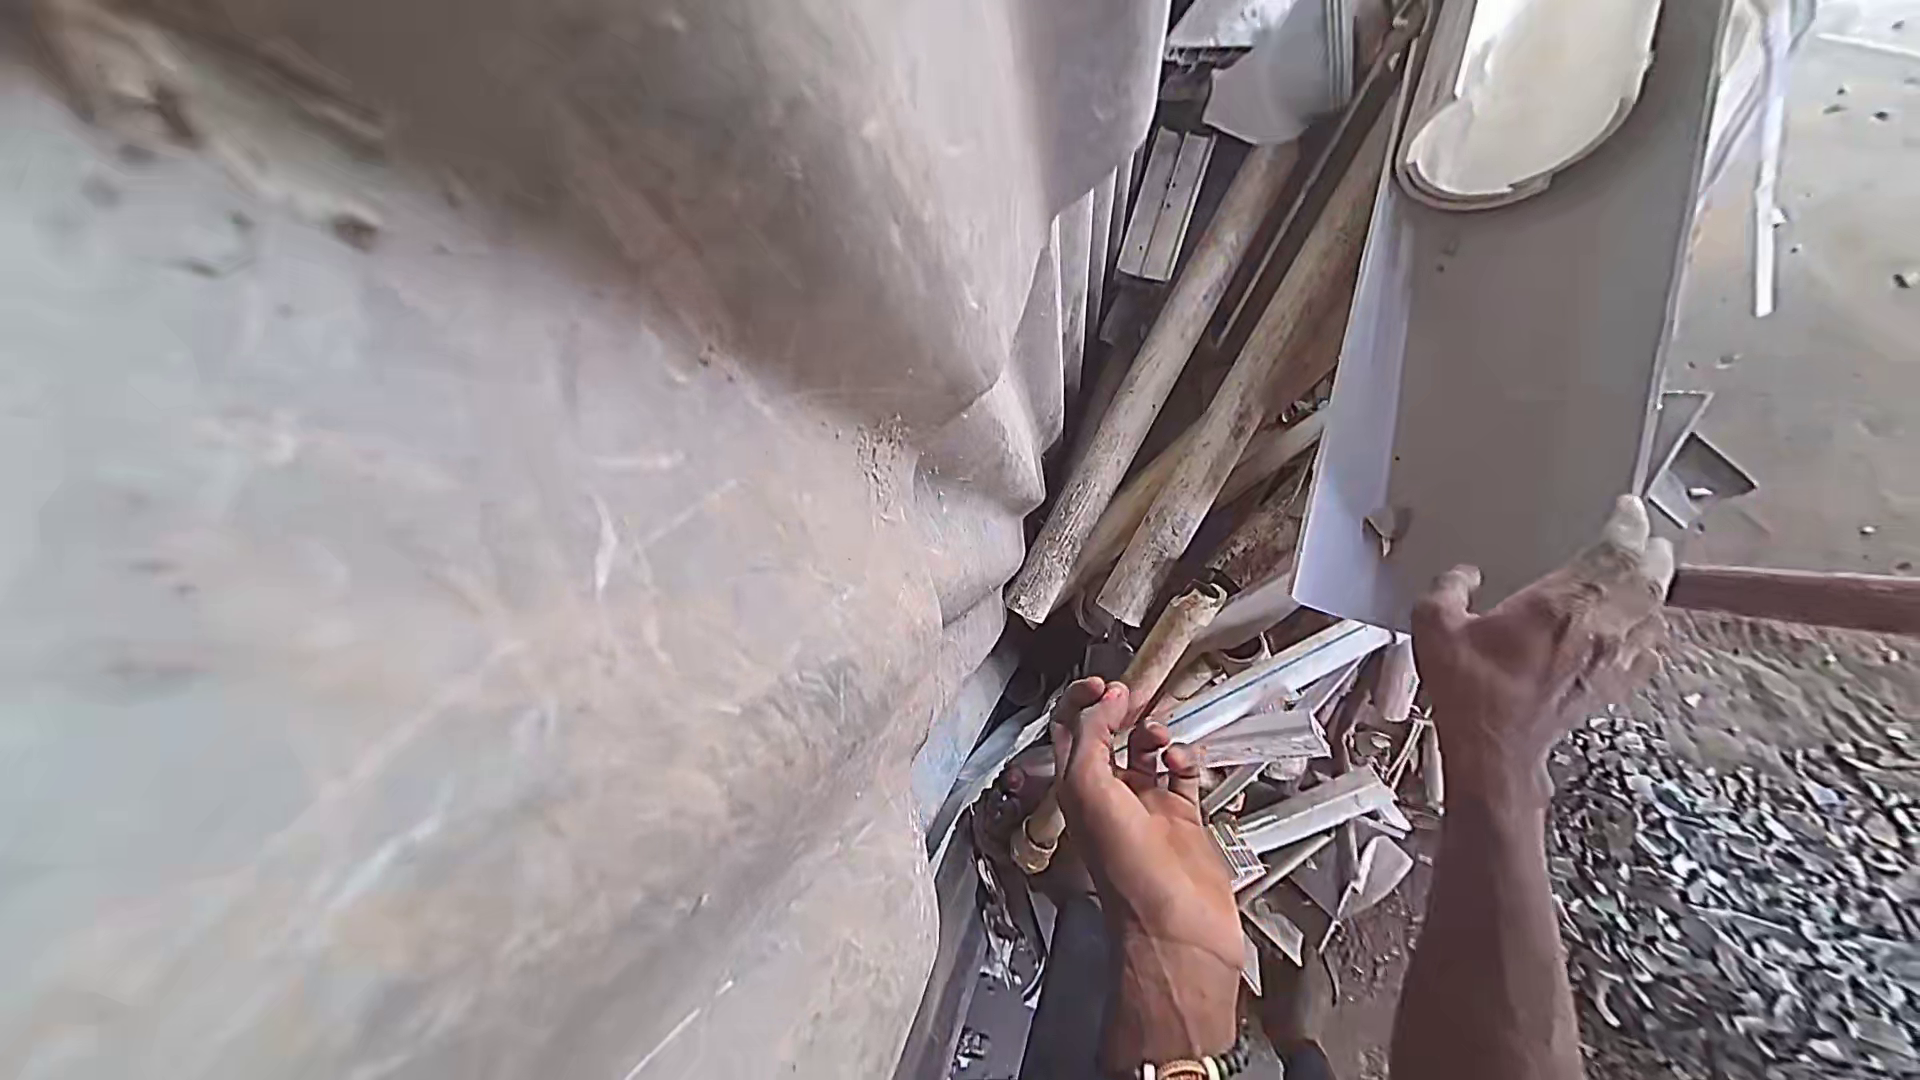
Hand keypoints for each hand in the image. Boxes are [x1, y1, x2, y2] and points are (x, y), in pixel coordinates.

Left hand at [1051, 677, 1241, 1067]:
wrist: (1177, 931)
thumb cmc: (1127, 876)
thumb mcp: (1091, 789)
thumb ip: (1093, 738)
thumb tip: (1106, 701)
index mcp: (1076, 787)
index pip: (1070, 729)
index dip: (1081, 701)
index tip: (1104, 685)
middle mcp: (1107, 793)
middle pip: (1108, 735)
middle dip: (1120, 711)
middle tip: (1136, 696)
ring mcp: (1144, 805)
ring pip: (1145, 751)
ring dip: (1152, 734)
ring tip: (1159, 734)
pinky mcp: (1180, 818)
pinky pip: (1181, 775)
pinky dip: (1184, 760)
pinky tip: (1182, 761)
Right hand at [1411, 495, 1673, 808]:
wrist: (1495, 744)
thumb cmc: (1465, 684)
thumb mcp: (1433, 625)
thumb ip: (1448, 588)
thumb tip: (1467, 574)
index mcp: (1560, 606)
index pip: (1614, 553)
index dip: (1627, 525)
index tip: (1629, 507)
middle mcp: (1603, 626)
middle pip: (1649, 576)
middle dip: (1651, 550)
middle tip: (1645, 533)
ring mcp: (1619, 656)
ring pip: (1657, 606)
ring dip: (1654, 582)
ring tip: (1644, 568)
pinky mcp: (1620, 680)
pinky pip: (1654, 640)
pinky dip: (1652, 619)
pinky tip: (1641, 620)